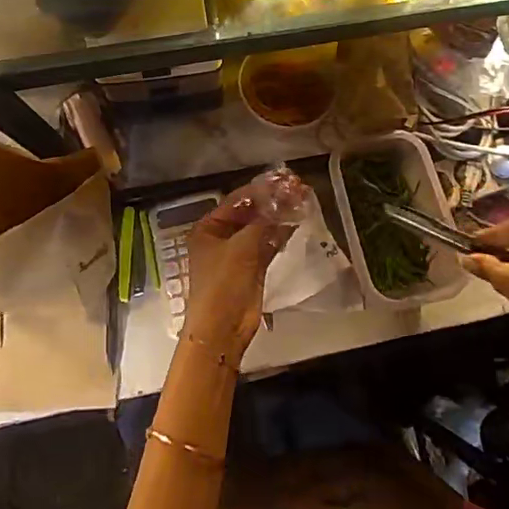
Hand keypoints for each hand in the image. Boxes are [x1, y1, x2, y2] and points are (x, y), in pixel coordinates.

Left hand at [182, 171, 307, 356]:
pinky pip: (267, 245)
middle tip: (296, 189)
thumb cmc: (223, 283)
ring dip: (277, 217)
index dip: (259, 190)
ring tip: (301, 201)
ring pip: (260, 229)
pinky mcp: (251, 269)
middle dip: (271, 203)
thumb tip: (285, 198)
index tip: (283, 180)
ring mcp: (236, 254)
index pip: (235, 201)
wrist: (222, 328)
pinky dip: (279, 235)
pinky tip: (296, 223)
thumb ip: (264, 221)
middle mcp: (220, 238)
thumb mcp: (242, 247)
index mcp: (208, 229)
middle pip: (249, 214)